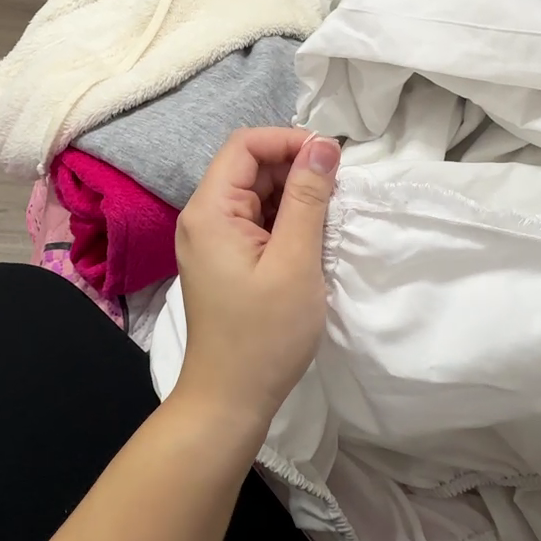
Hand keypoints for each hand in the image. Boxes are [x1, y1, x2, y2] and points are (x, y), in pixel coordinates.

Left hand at [171, 128, 339, 434]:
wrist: (229, 400)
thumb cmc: (264, 334)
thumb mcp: (295, 261)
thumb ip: (309, 198)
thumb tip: (324, 144)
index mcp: (210, 209)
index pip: (244, 145)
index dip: (288, 141)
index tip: (331, 159)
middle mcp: (203, 215)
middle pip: (248, 166)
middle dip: (294, 169)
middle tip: (337, 193)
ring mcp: (211, 237)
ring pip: (255, 192)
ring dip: (293, 195)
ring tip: (328, 219)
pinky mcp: (223, 256)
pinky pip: (254, 218)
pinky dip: (284, 219)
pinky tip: (310, 239)